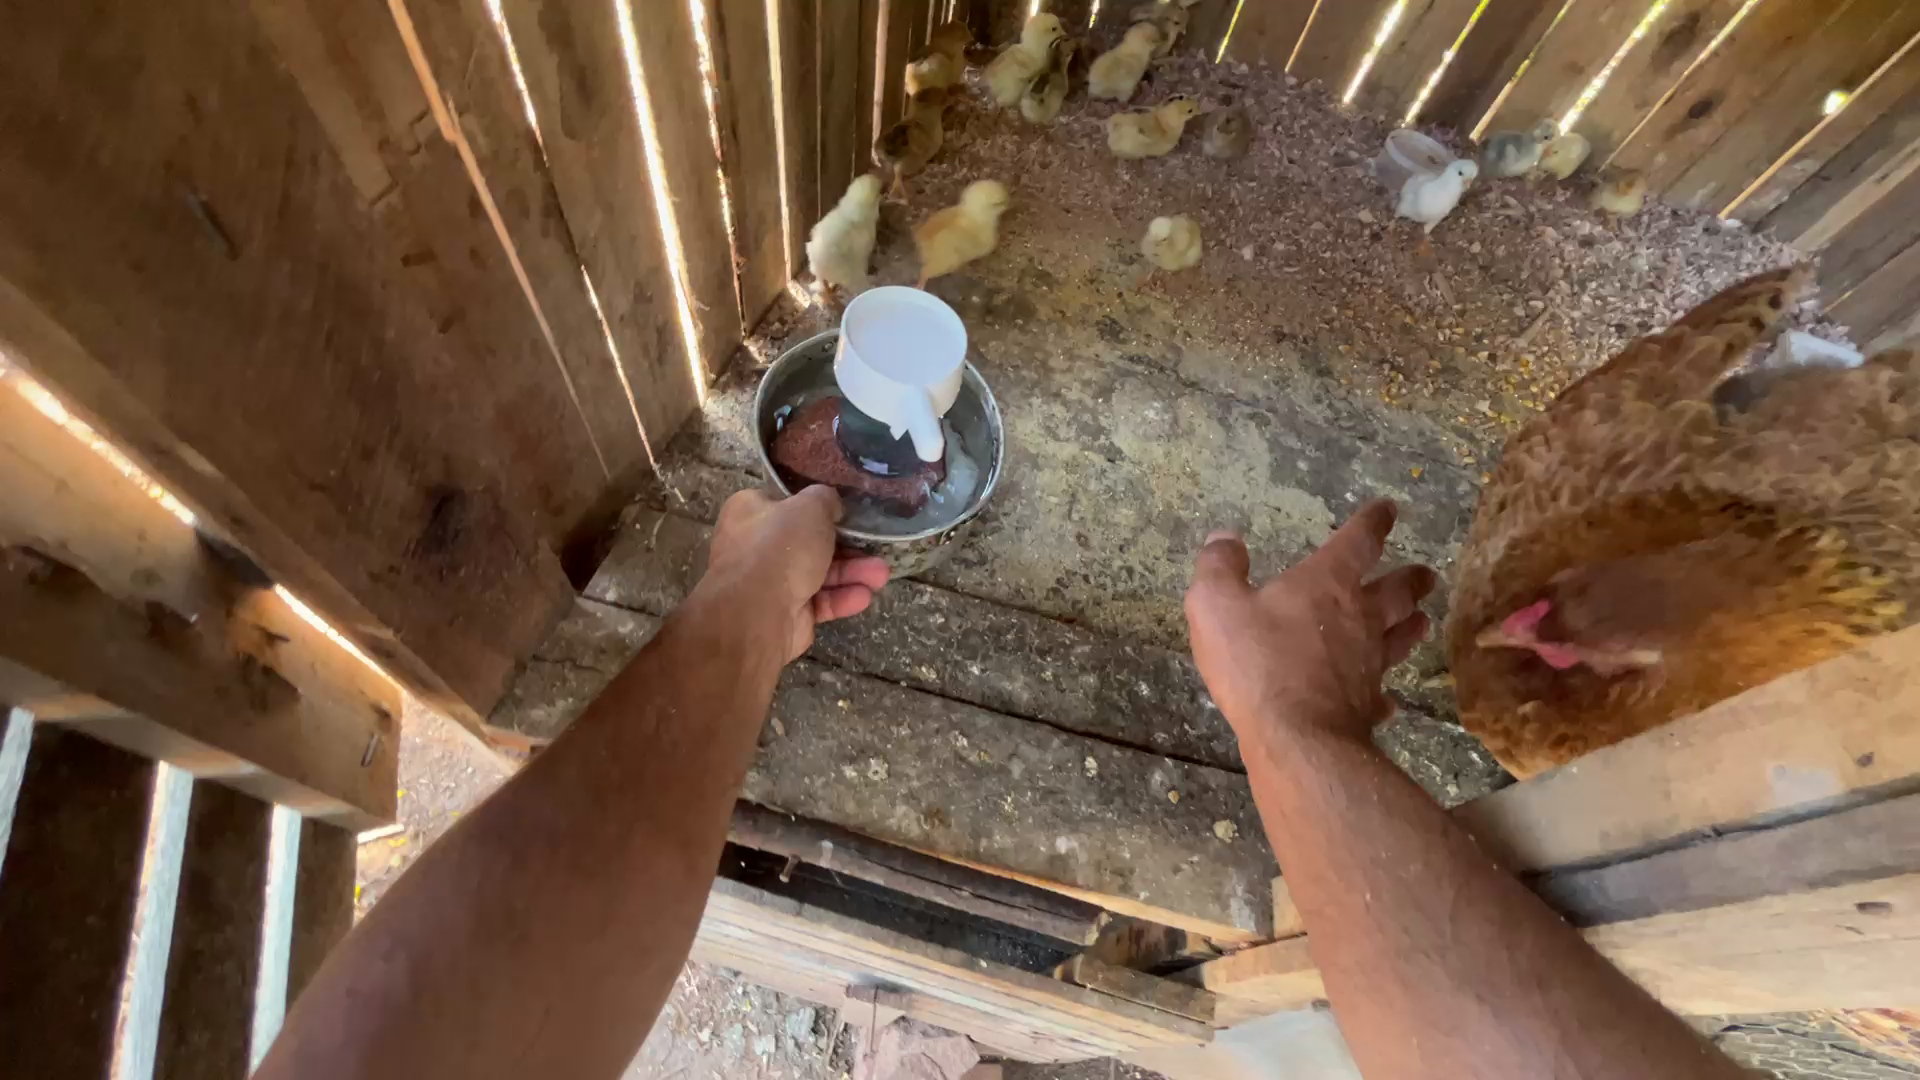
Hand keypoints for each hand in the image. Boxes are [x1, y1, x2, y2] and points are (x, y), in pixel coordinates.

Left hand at [699, 486, 891, 662]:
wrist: (756, 614)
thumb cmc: (780, 548)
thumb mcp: (810, 506)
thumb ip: (825, 499)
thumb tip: (832, 506)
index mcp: (751, 512)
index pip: (787, 504)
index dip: (817, 507)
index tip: (846, 511)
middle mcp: (757, 546)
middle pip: (810, 542)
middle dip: (848, 547)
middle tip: (875, 547)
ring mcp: (771, 583)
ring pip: (820, 573)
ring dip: (853, 573)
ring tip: (881, 576)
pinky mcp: (787, 613)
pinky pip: (820, 601)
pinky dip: (842, 598)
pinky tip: (864, 596)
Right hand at [1184, 500, 1435, 747]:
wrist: (1295, 735)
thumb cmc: (1254, 660)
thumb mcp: (1214, 603)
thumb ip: (1219, 567)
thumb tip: (1225, 537)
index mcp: (1325, 584)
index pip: (1357, 542)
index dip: (1373, 522)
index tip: (1388, 509)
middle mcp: (1358, 617)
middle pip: (1395, 591)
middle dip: (1409, 578)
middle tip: (1425, 572)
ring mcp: (1368, 663)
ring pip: (1400, 637)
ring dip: (1411, 624)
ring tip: (1422, 618)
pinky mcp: (1366, 703)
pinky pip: (1380, 693)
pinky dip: (1383, 690)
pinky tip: (1384, 697)